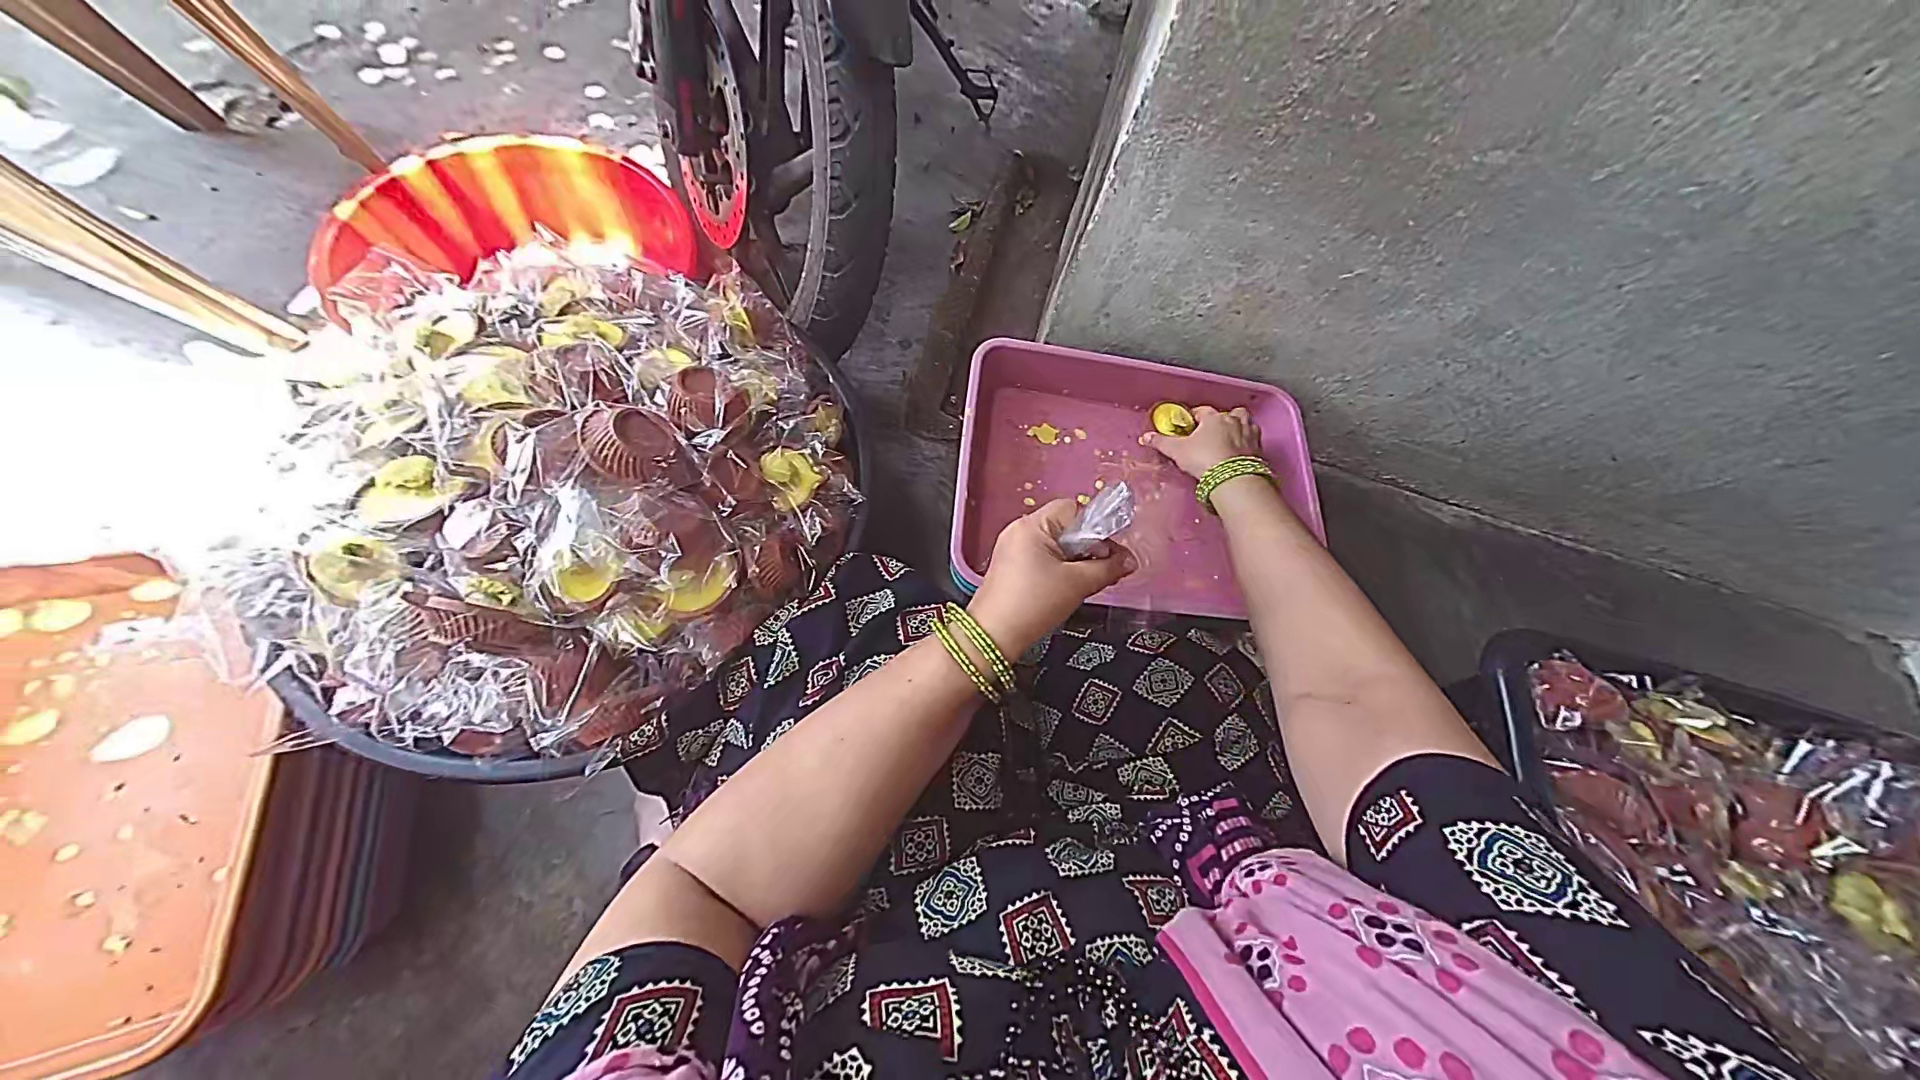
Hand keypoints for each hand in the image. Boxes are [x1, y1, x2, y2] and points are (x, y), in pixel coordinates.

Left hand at [967, 500, 1136, 653]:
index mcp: (1032, 525)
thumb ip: (1108, 568)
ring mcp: (1012, 547)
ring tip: (1082, 582)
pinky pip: (1042, 557)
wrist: (994, 636)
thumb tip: (1129, 560)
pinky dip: (1058, 568)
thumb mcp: (1078, 584)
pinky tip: (1065, 587)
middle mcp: (1019, 530)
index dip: (1095, 528)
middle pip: (1065, 526)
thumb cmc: (1032, 605)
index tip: (1107, 553)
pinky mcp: (1010, 565)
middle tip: (1100, 570)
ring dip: (1074, 559)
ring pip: (1055, 543)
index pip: (1074, 509)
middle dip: (1087, 547)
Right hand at [1142, 406, 1262, 478]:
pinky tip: (1240, 450)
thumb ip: (1161, 442)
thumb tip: (1145, 437)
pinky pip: (1253, 440)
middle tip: (1211, 431)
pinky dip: (1248, 442)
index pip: (1202, 411)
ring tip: (1229, 437)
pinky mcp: (1259, 448)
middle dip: (1221, 419)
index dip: (1194, 417)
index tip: (1189, 425)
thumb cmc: (1205, 459)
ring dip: (1239, 426)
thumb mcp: (1177, 451)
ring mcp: (1249, 433)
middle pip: (1229, 413)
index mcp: (1214, 417)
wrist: (1232, 478)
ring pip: (1245, 422)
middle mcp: (1234, 421)